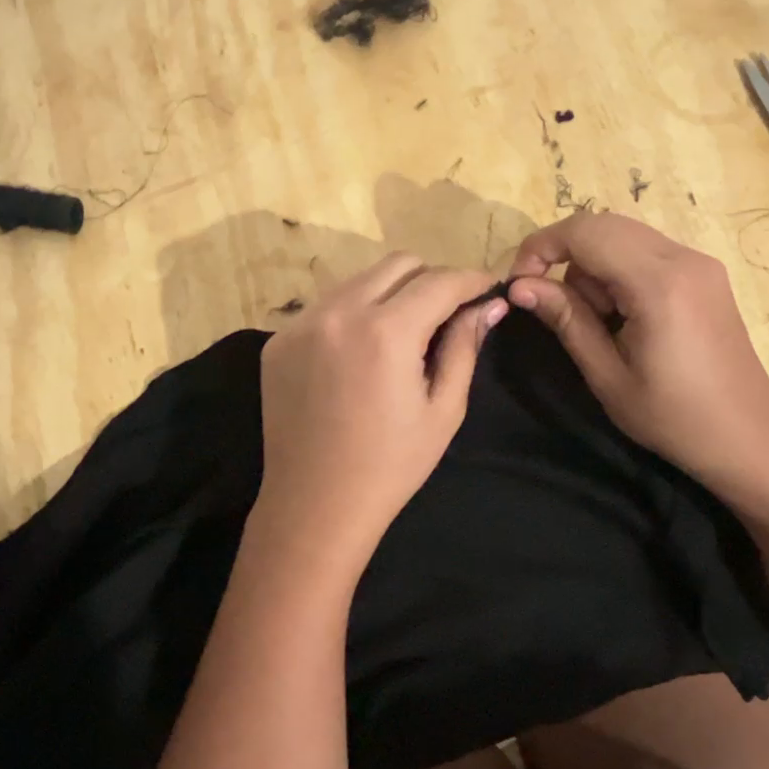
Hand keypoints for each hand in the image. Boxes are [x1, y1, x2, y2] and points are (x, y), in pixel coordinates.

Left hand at [255, 253, 507, 559]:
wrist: (314, 504)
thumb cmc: (390, 466)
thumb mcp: (442, 410)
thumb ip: (465, 347)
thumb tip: (489, 304)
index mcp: (385, 332)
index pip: (439, 281)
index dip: (470, 280)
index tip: (487, 287)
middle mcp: (339, 313)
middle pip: (398, 264)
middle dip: (430, 279)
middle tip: (446, 312)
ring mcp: (301, 324)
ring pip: (358, 281)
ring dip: (389, 294)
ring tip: (402, 334)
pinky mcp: (278, 341)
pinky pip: (326, 307)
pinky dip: (352, 316)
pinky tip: (359, 355)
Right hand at [507, 210, 768, 488]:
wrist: (744, 436)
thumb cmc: (671, 417)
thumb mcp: (606, 375)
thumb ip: (566, 320)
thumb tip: (520, 287)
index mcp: (658, 283)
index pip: (585, 232)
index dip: (541, 247)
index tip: (519, 284)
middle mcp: (683, 258)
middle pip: (604, 225)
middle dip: (566, 257)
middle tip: (553, 307)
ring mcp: (699, 263)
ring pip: (624, 236)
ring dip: (594, 268)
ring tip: (598, 323)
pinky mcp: (705, 275)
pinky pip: (646, 252)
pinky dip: (620, 272)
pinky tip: (623, 316)